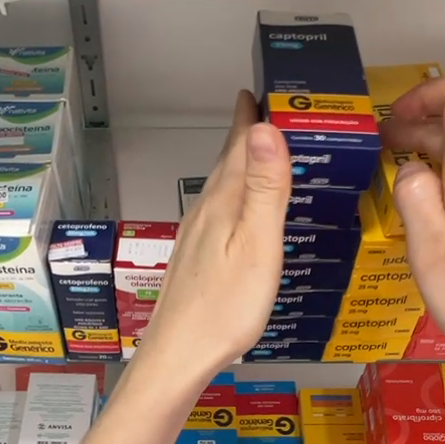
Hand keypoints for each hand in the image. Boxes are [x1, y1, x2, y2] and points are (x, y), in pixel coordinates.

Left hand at [132, 90, 289, 388]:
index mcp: (223, 204)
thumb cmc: (225, 308)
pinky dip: (229, 199)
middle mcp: (204, 214)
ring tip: (250, 153)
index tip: (260, 88)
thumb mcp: (256, 245)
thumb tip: (265, 127)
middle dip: (243, 136)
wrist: (179, 355)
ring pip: (217, 190)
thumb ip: (263, 189)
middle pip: (225, 165)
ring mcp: (195, 238)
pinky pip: (214, 214)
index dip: (252, 118)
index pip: (240, 147)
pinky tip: (232, 214)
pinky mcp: (193, 262)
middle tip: (258, 110)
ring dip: (234, 166)